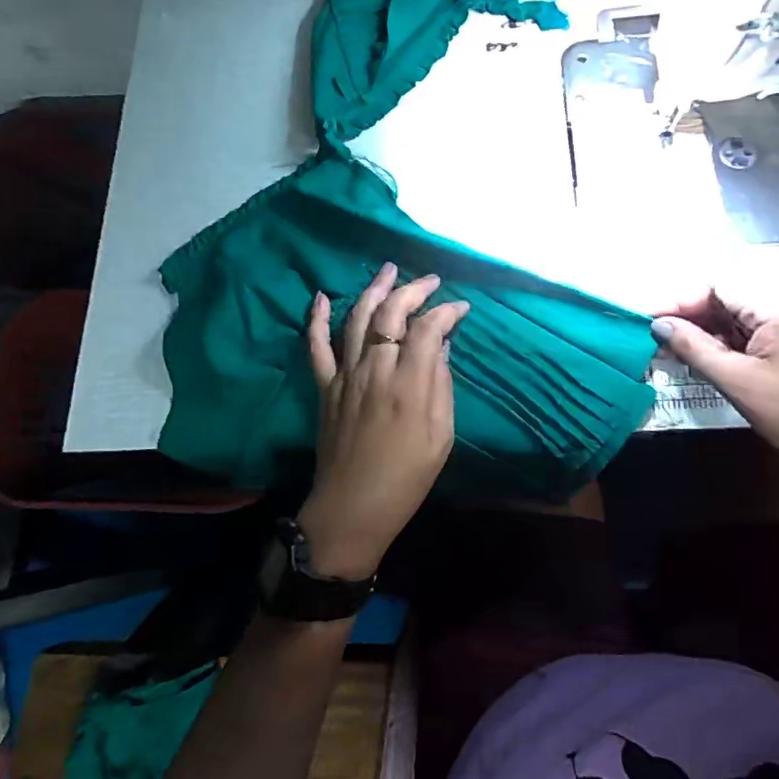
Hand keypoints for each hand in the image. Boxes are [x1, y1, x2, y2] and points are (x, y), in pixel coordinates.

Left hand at [298, 263, 469, 578]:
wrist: (352, 508)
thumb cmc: (408, 478)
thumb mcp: (441, 436)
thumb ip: (441, 386)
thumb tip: (441, 348)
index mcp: (410, 383)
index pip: (429, 328)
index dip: (447, 311)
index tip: (462, 309)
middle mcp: (375, 368)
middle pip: (391, 312)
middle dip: (414, 289)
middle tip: (431, 280)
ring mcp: (345, 375)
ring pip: (356, 318)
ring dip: (374, 289)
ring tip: (389, 270)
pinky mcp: (325, 387)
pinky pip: (316, 346)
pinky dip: (318, 318)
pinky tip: (323, 296)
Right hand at [652, 291, 778, 538]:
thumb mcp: (741, 383)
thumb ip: (696, 349)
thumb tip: (659, 325)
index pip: (716, 283)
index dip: (679, 301)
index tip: (649, 323)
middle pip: (731, 294)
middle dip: (695, 316)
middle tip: (663, 343)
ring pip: (746, 312)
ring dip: (715, 330)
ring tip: (686, 355)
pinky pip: (764, 326)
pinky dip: (738, 341)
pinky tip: (719, 361)